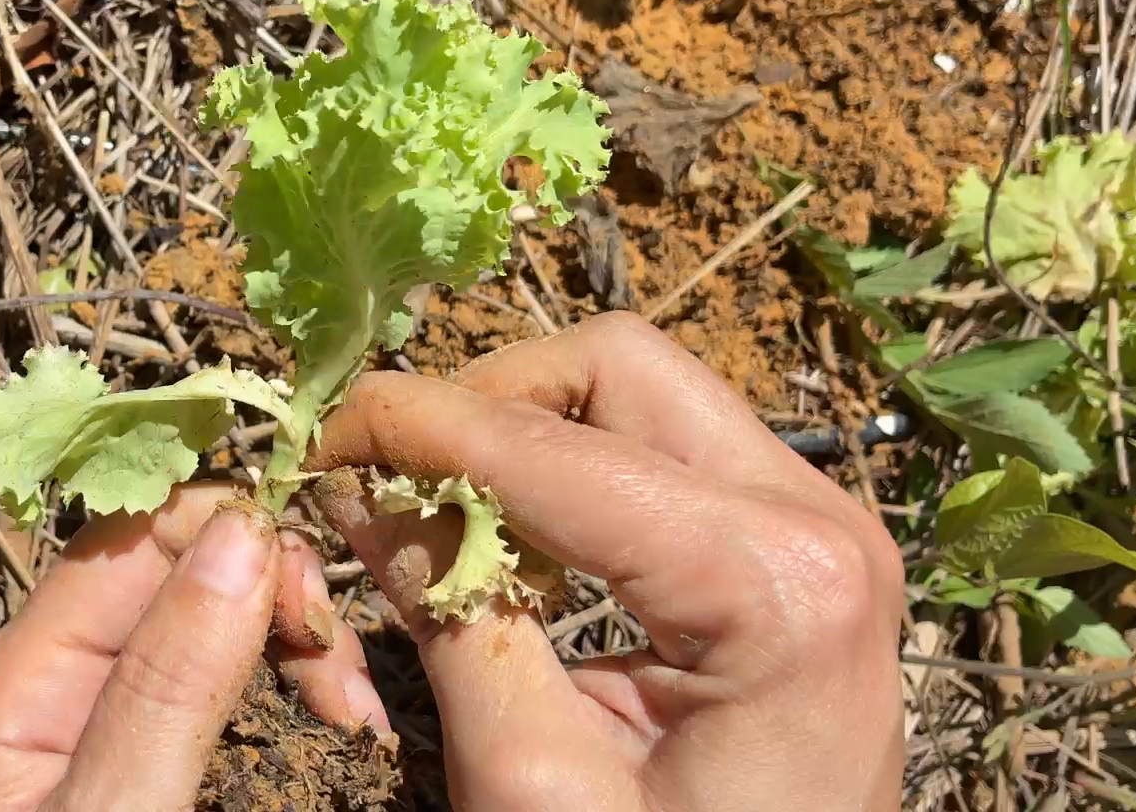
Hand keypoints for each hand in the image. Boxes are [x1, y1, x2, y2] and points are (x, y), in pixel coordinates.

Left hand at [0, 483, 386, 811]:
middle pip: (184, 558)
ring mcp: (129, 694)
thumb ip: (169, 682)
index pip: (132, 535)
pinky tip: (341, 712)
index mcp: (30, 671)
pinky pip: (249, 658)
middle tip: (333, 658)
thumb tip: (241, 530)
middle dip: (272, 585)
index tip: (302, 591)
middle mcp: (74, 665)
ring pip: (227, 599)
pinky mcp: (179, 728)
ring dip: (301, 630)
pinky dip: (304, 668)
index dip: (222, 530)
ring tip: (350, 702)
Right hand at [310, 312, 904, 810]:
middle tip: (402, 475)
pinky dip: (550, 452)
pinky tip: (515, 526)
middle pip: (605, 364)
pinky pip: (641, 426)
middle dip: (479, 403)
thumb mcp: (526, 777)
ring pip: (620, 380)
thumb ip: (438, 611)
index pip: (542, 445)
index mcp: (771, 587)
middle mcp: (808, 513)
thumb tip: (350, 487)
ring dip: (512, 423)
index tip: (327, 438)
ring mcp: (804, 506)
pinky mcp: (777, 518)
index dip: (412, 425)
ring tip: (452, 504)